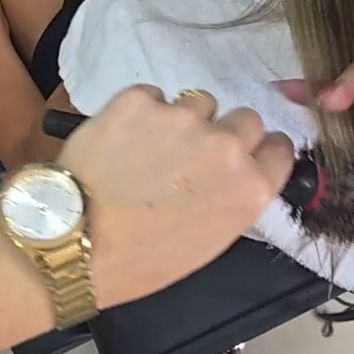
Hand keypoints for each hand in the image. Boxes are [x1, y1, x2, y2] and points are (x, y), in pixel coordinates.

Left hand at [57, 87, 293, 306]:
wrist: (74, 243)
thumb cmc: (141, 258)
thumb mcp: (208, 240)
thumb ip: (232, 197)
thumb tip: (233, 173)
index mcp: (250, 188)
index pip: (279, 148)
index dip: (259, 151)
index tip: (242, 156)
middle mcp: (225, 146)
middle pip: (245, 118)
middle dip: (222, 133)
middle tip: (189, 155)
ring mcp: (181, 117)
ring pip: (198, 102)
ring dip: (181, 120)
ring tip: (147, 149)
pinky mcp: (139, 98)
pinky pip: (153, 95)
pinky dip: (141, 112)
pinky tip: (121, 140)